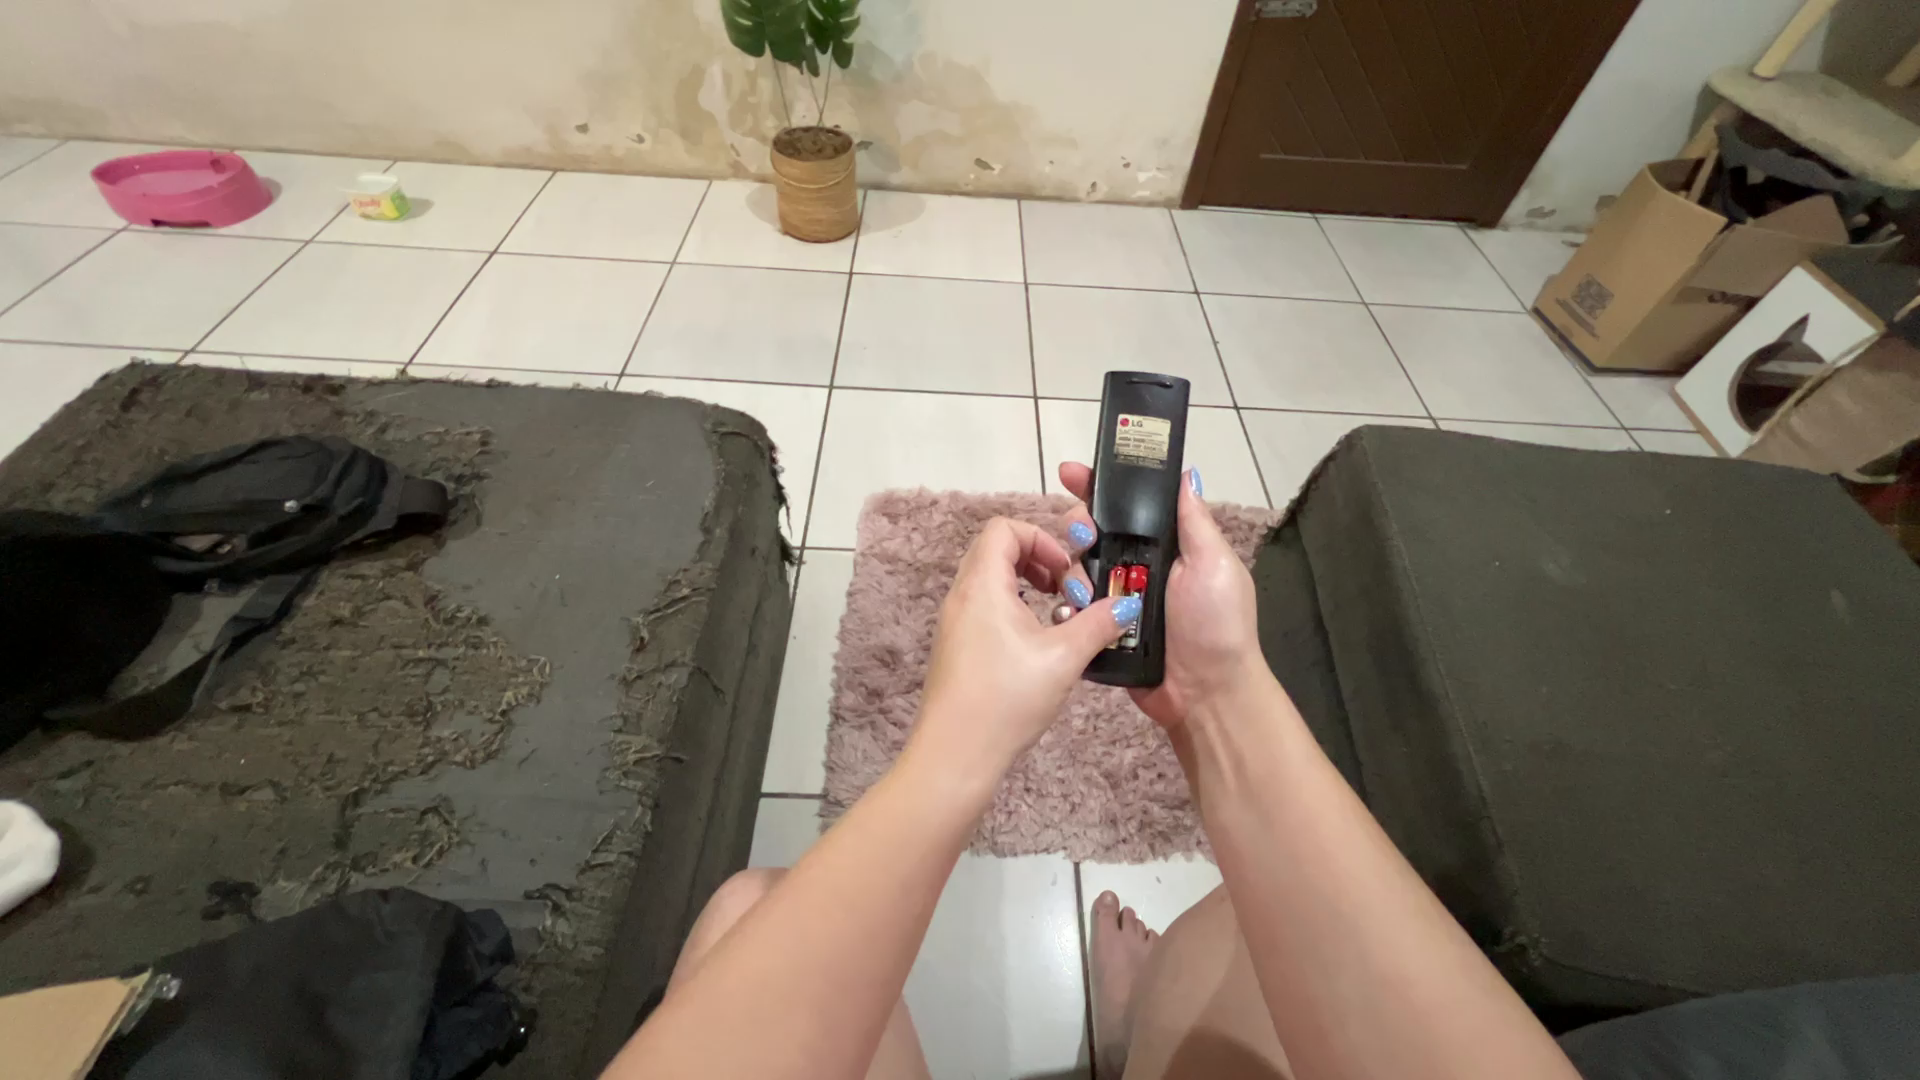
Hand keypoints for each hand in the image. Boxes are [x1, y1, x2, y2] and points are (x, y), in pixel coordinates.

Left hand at [912, 518, 1136, 777]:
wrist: (954, 754)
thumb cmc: (1006, 699)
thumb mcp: (1063, 659)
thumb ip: (1098, 625)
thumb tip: (1127, 607)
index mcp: (981, 585)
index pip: (1003, 529)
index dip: (1041, 539)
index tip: (1066, 572)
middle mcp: (961, 596)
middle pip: (996, 551)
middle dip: (1038, 563)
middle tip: (1066, 593)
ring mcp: (953, 622)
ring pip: (989, 581)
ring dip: (1026, 587)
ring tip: (1055, 617)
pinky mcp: (954, 646)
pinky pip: (982, 607)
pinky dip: (1011, 609)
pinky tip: (1035, 644)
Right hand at [1058, 463, 1266, 730]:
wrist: (1205, 692)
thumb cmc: (1217, 624)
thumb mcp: (1214, 564)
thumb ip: (1194, 521)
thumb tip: (1186, 473)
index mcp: (1163, 547)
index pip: (1125, 508)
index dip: (1097, 487)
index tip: (1071, 473)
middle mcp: (1134, 568)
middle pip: (1091, 535)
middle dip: (1078, 527)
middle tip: (1082, 536)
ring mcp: (1113, 600)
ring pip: (1074, 570)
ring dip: (1072, 570)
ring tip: (1082, 586)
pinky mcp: (1098, 630)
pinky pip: (1071, 609)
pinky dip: (1066, 605)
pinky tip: (1070, 606)